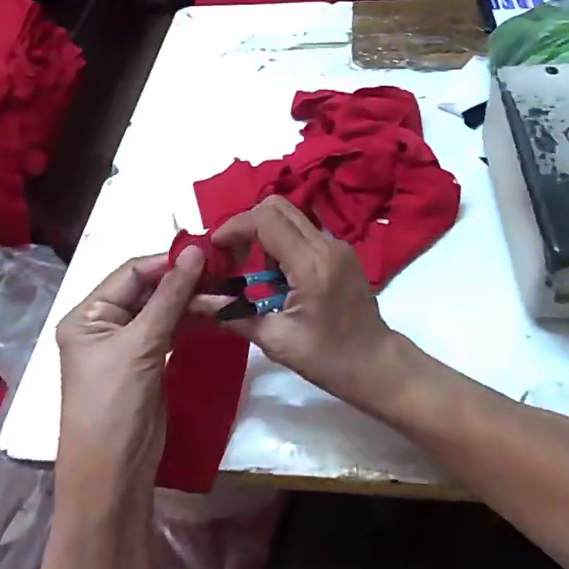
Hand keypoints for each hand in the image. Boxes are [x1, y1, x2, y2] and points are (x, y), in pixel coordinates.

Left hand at [52, 247, 203, 478]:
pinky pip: (173, 327)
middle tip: (226, 272)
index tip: (209, 252)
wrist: (114, 476)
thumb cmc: (114, 405)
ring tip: (228, 295)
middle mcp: (104, 324)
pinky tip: (218, 312)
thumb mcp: (141, 345)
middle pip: (150, 288)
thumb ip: (171, 295)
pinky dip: (194, 319)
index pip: (132, 272)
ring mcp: (127, 343)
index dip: (169, 261)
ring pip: (166, 307)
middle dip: (186, 281)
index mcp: (88, 316)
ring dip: (195, 300)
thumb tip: (197, 250)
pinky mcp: (148, 360)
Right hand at [191, 196, 411, 409]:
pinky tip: (277, 274)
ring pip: (293, 215)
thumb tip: (194, 300)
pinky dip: (283, 240)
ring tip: (253, 271)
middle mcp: (327, 244)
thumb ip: (233, 314)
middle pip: (279, 207)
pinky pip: (305, 230)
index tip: (216, 249)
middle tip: (230, 256)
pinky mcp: (342, 250)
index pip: (267, 220)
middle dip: (247, 224)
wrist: (374, 362)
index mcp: (311, 264)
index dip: (235, 226)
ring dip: (265, 232)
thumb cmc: (326, 358)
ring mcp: (338, 244)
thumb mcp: (276, 341)